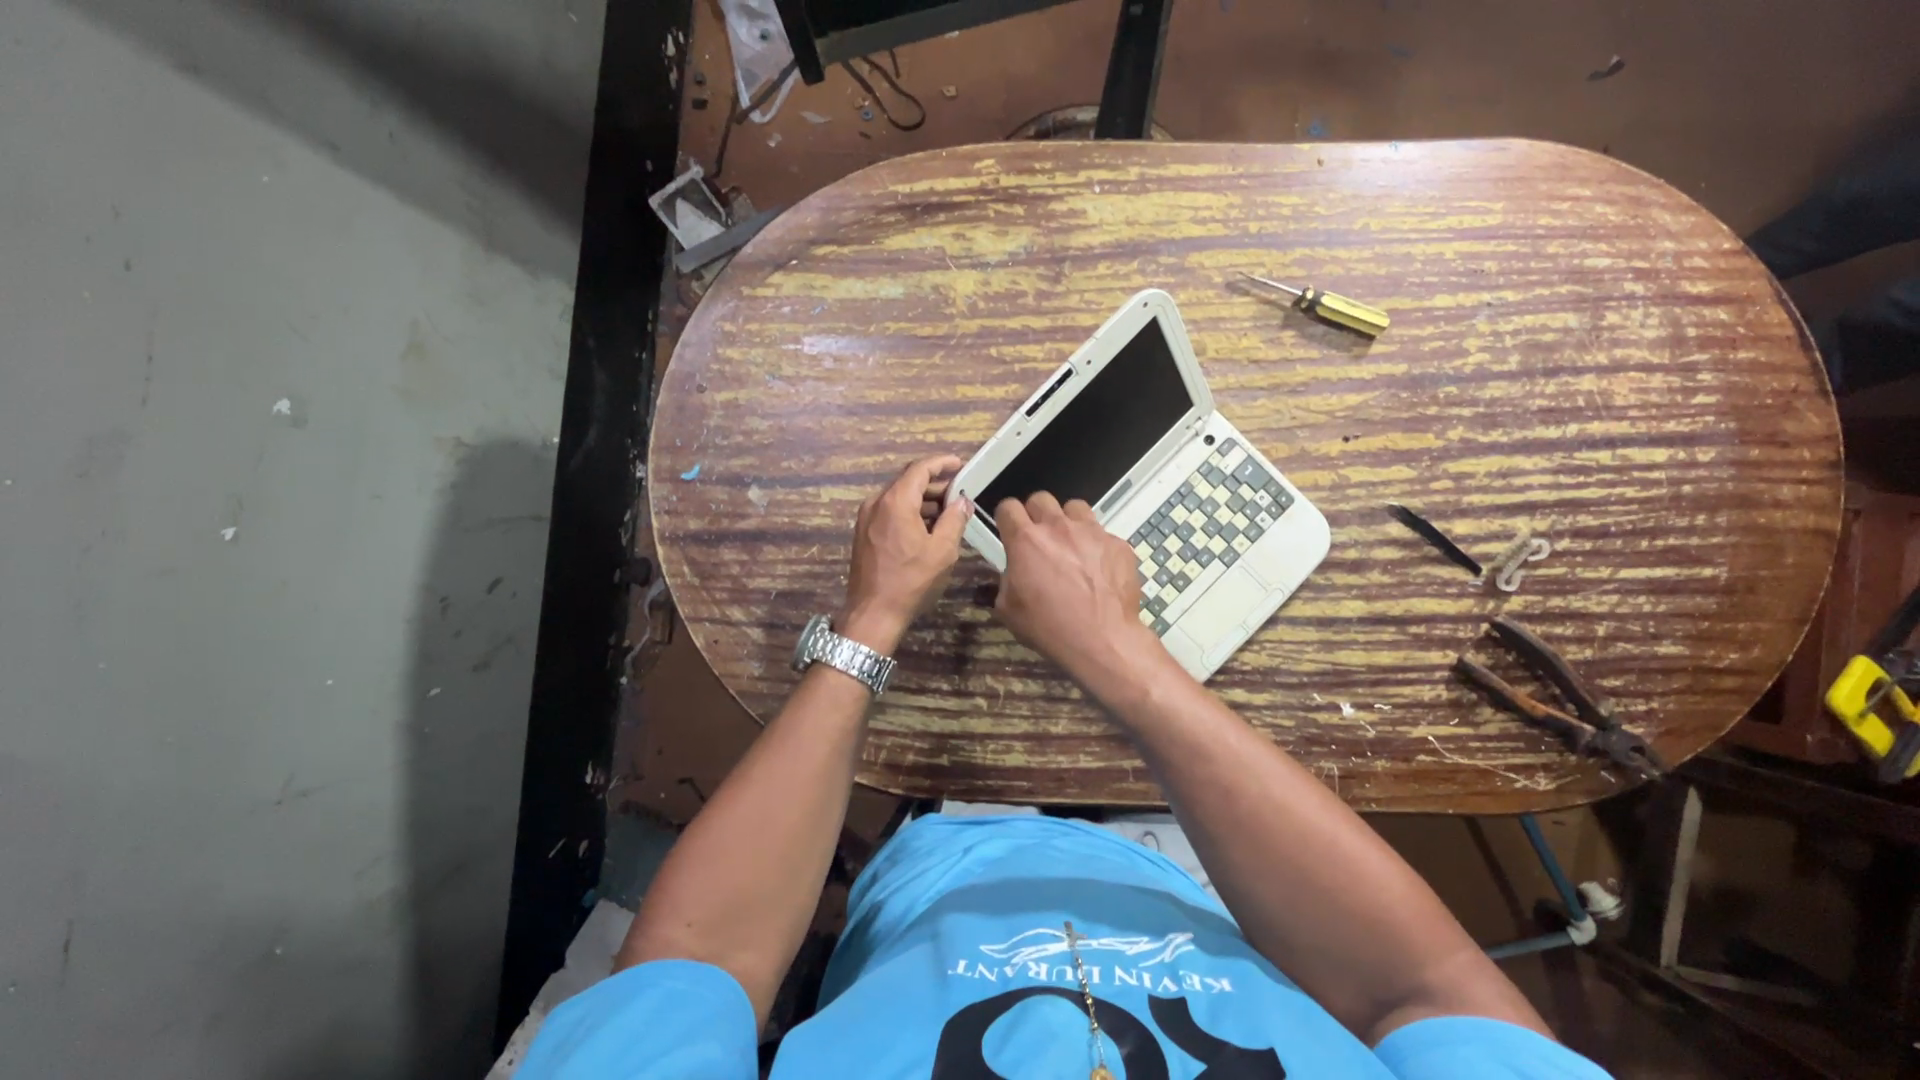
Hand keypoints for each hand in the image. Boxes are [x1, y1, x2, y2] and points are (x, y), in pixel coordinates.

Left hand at [837, 455, 970, 652]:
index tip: (960, 464)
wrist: (872, 612)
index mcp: (895, 501)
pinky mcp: (864, 532)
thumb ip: (955, 520)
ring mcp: (866, 518)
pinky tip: (928, 527)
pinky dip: (909, 512)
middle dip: (935, 484)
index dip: (942, 463)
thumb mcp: (942, 550)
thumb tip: (962, 502)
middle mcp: (876, 503)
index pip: (920, 468)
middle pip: (908, 481)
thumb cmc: (910, 581)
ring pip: (898, 497)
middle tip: (959, 492)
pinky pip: (890, 512)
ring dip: (923, 500)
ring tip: (948, 512)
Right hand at [993, 493, 1164, 693]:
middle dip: (1036, 514)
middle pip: (1041, 499)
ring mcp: (1092, 532)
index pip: (1008, 506)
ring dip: (1068, 522)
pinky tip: (1098, 569)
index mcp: (1026, 540)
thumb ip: (1007, 578)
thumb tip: (1015, 570)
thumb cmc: (1049, 627)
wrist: (1102, 639)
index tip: (1009, 529)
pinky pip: (1103, 534)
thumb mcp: (1008, 608)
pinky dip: (1097, 546)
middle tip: (1040, 537)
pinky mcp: (1118, 544)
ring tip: (1071, 545)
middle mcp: (1058, 527)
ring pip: (1075, 508)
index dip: (1006, 517)